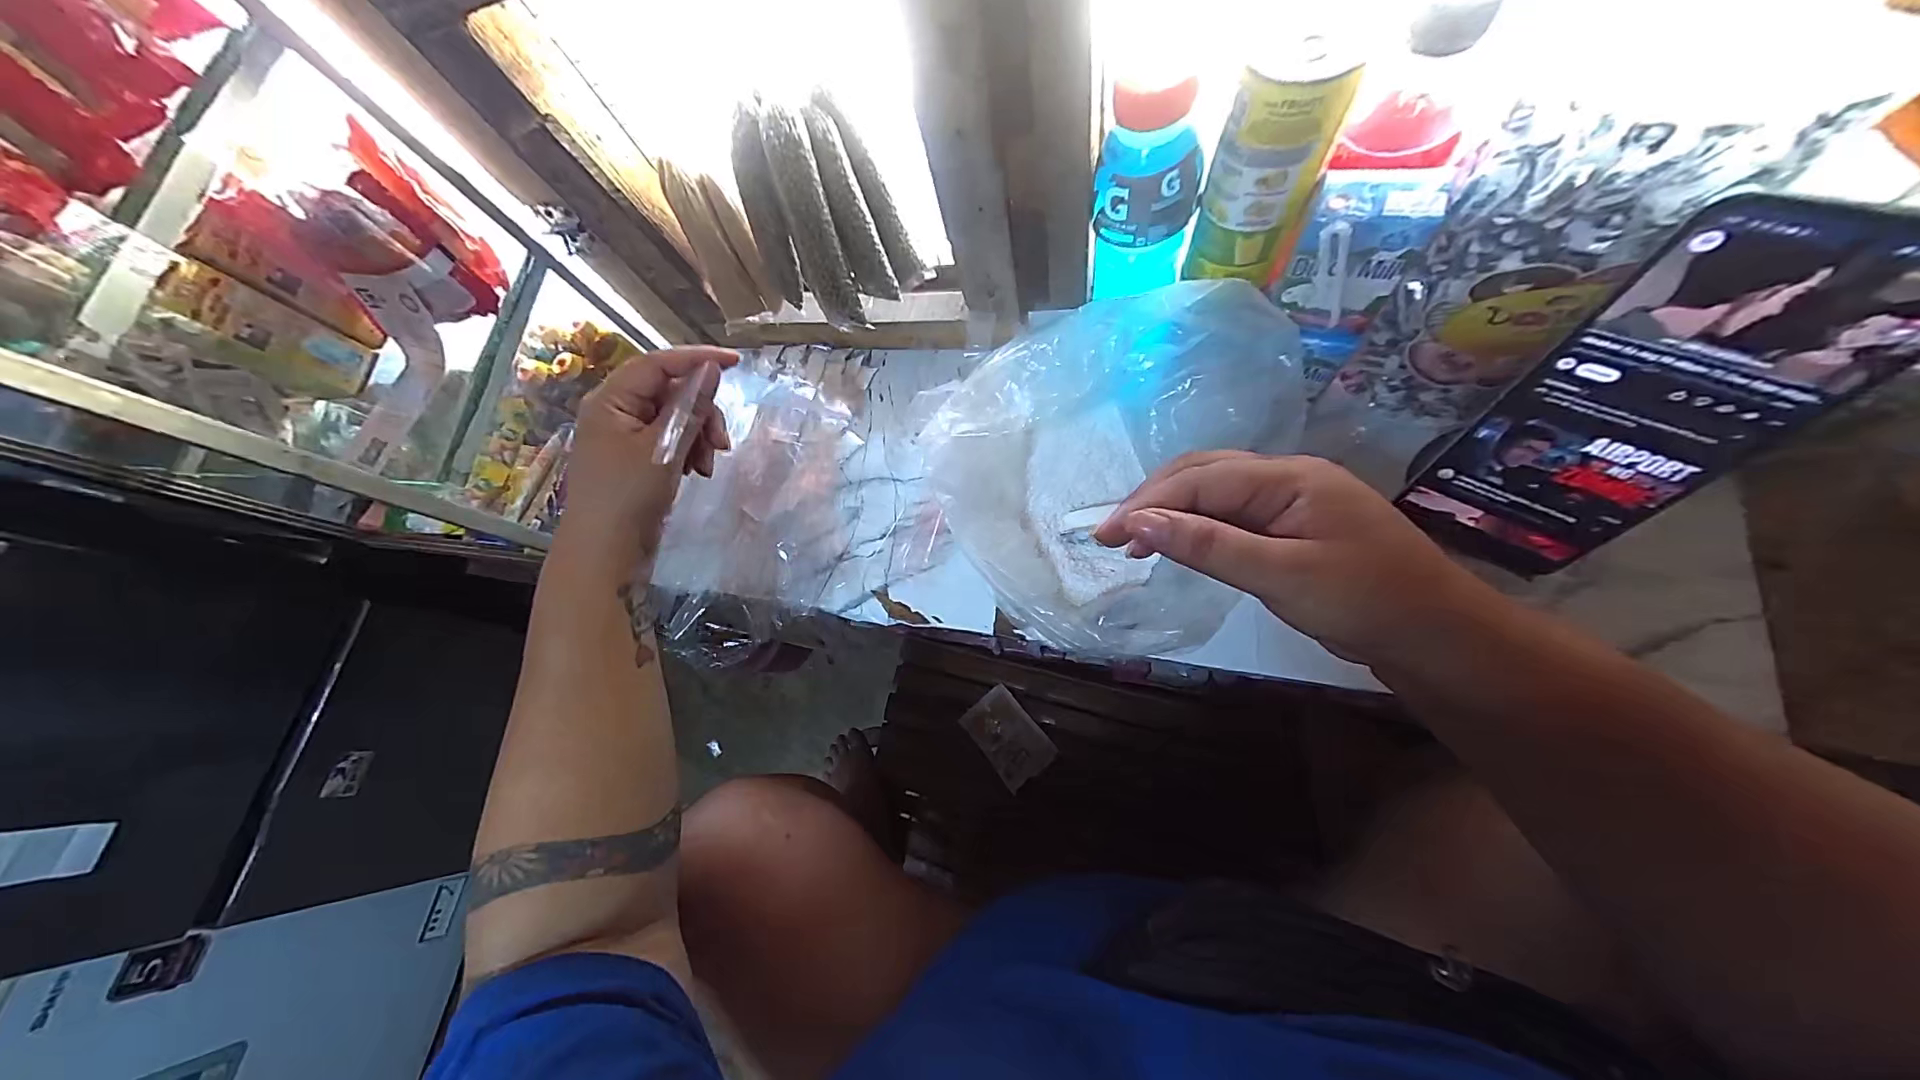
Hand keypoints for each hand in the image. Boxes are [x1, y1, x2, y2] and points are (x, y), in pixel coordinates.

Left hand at [560, 345, 738, 550]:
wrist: (605, 552)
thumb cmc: (628, 496)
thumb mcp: (665, 448)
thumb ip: (690, 406)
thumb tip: (712, 369)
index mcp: (611, 400)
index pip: (659, 363)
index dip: (698, 359)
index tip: (737, 363)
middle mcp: (616, 411)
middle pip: (671, 391)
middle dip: (702, 412)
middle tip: (721, 442)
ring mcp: (626, 436)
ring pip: (676, 417)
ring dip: (700, 435)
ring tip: (707, 466)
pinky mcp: (637, 459)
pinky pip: (672, 440)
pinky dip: (691, 451)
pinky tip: (698, 472)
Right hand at [1092, 452, 1503, 666]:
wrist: (1438, 636)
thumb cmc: (1365, 602)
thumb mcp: (1280, 575)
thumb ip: (1208, 545)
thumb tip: (1139, 522)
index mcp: (1289, 478)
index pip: (1200, 479)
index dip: (1147, 504)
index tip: (1104, 535)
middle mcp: (1287, 478)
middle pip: (1203, 474)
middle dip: (1152, 501)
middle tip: (1111, 537)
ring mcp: (1291, 501)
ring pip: (1215, 493)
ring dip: (1171, 512)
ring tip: (1134, 543)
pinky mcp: (1292, 527)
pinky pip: (1232, 516)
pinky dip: (1197, 527)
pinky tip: (1179, 544)